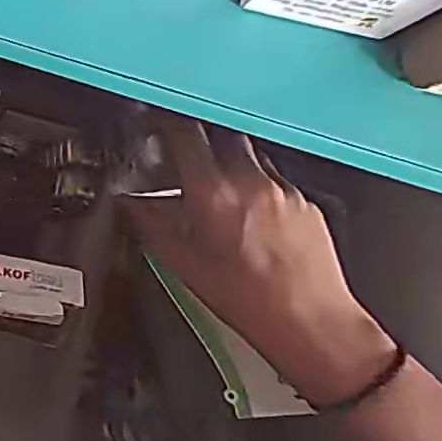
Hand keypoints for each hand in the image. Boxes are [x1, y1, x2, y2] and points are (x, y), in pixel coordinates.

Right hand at [124, 117, 394, 405]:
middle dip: (201, 136)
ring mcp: (281, 189)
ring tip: (220, 193)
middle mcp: (250, 181)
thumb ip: (151, 224)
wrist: (310, 322)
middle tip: (186, 152)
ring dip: (230, 161)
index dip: (166, 119)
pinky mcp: (304, 201)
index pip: (184, 134)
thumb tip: (131, 206)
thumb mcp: (183, 262)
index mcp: (213, 193)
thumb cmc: (249, 300)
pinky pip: (274, 178)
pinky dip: (256, 186)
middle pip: (220, 133)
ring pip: (249, 153)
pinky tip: (251, 215)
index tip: (158, 118)